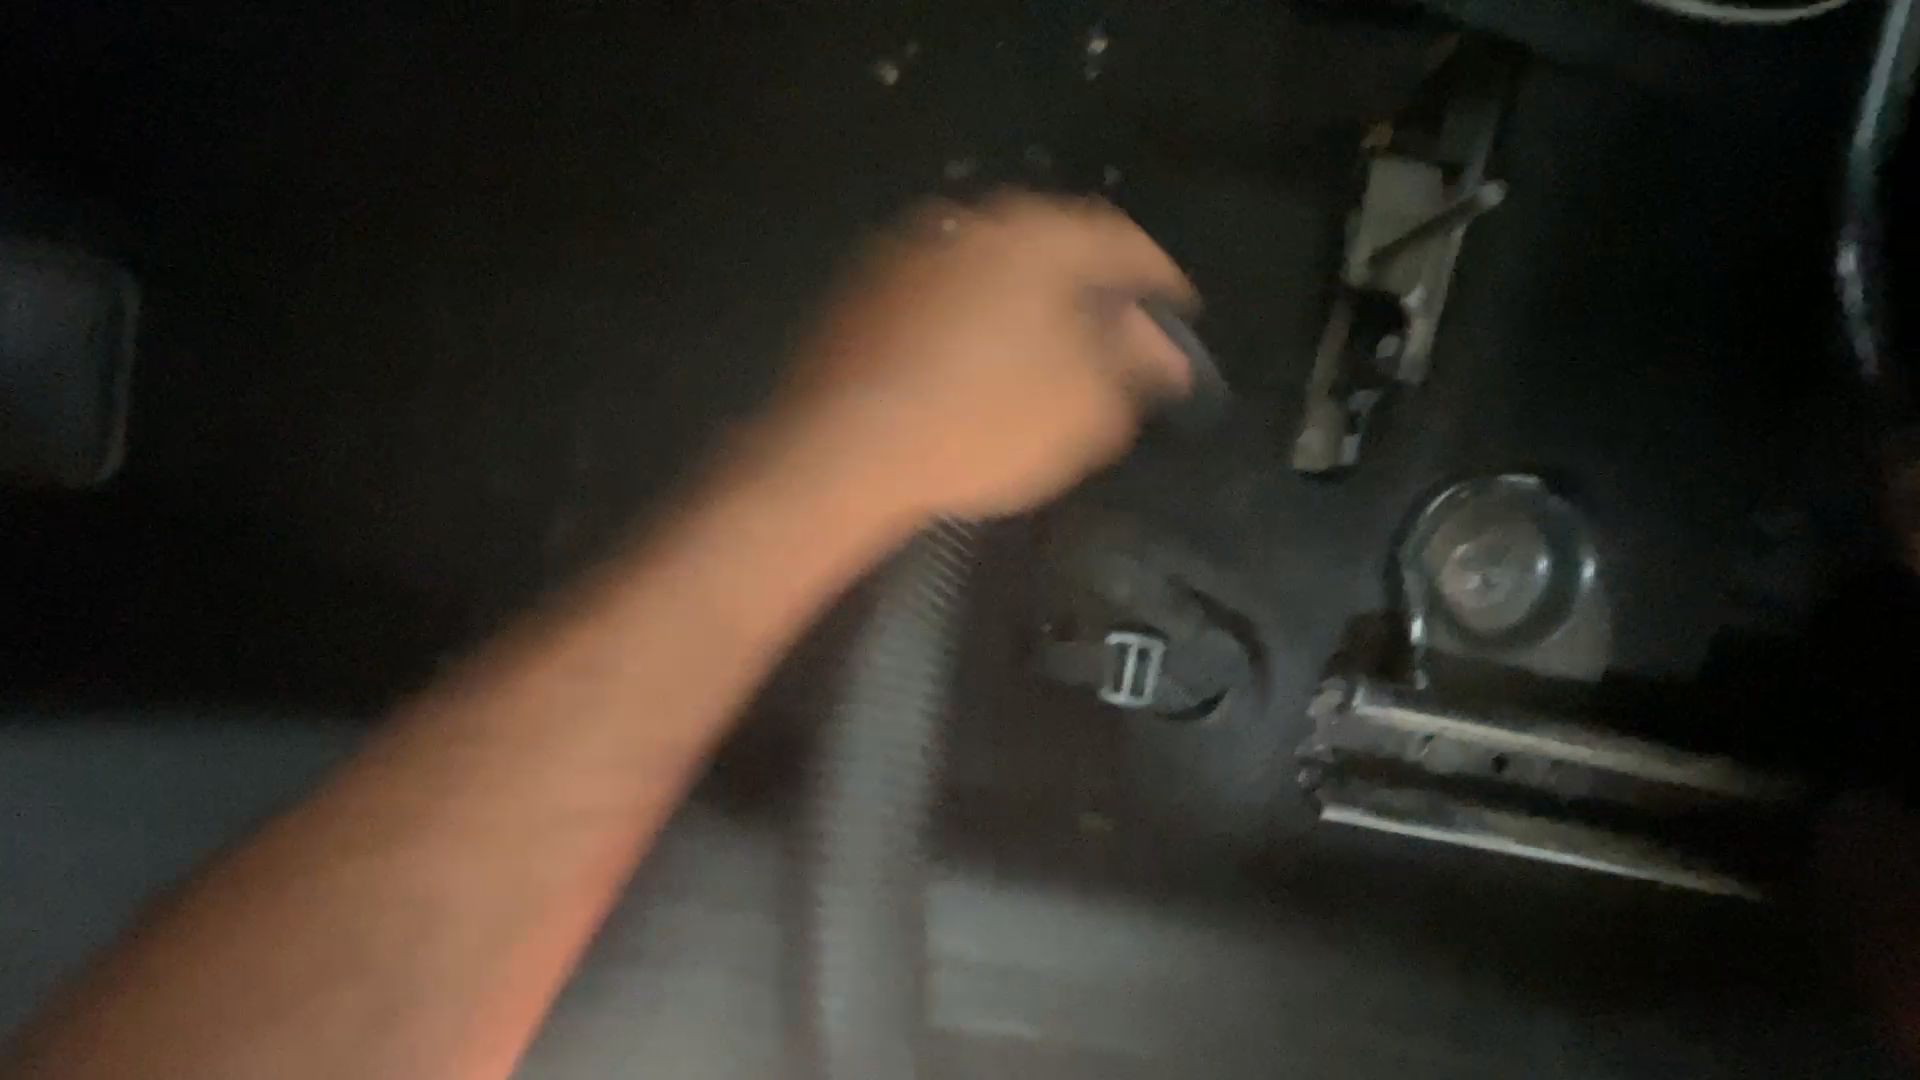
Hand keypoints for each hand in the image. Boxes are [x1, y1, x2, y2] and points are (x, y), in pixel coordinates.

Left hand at [756, 192, 1197, 522]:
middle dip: (1090, 296)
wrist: (841, 451)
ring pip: (993, 271)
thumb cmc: (978, 426)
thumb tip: (1159, 351)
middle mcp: (972, 223)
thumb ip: (1135, 370)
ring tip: (1045, 357)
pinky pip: (945, 297)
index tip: (1175, 314)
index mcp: (1038, 237)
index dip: (1157, 281)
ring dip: (1029, 307)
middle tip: (1111, 342)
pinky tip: (974, 366)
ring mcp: (910, 252)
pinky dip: (974, 322)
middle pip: (1054, 252)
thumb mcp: (1086, 410)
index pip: (1123, 243)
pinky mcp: (865, 292)